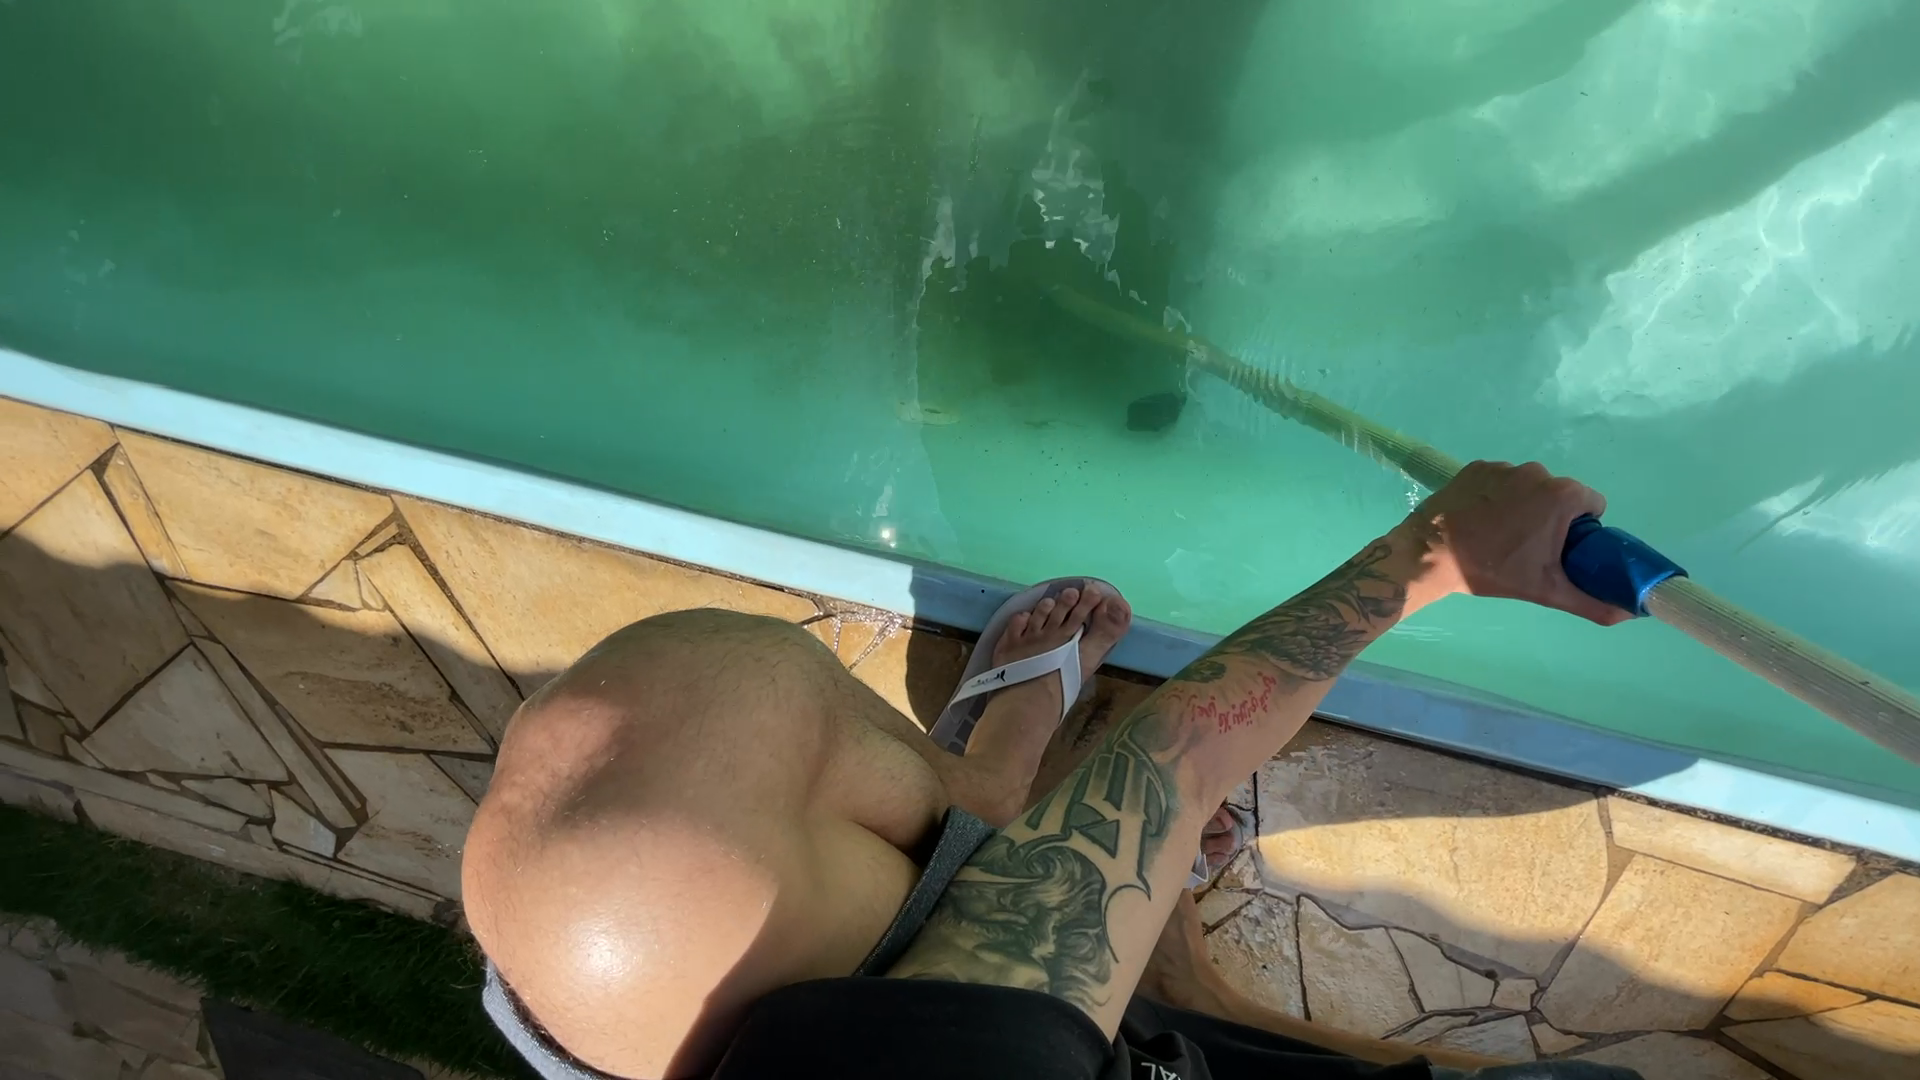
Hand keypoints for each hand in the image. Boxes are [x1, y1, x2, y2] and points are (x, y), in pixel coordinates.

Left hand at [1398, 460, 1631, 626]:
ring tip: (1497, 532)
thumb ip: (1591, 602)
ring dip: (1521, 504)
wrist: (1426, 555)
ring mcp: (1501, 467)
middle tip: (1525, 545)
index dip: (1579, 528)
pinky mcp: (1472, 469)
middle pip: (1558, 495)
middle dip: (1550, 517)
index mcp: (1562, 495)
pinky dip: (1494, 495)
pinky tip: (1479, 516)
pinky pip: (1497, 481)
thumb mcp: (1545, 589)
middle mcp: (1535, 473)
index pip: (1591, 506)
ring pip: (1526, 486)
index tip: (1558, 547)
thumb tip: (1628, 614)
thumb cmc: (1489, 569)